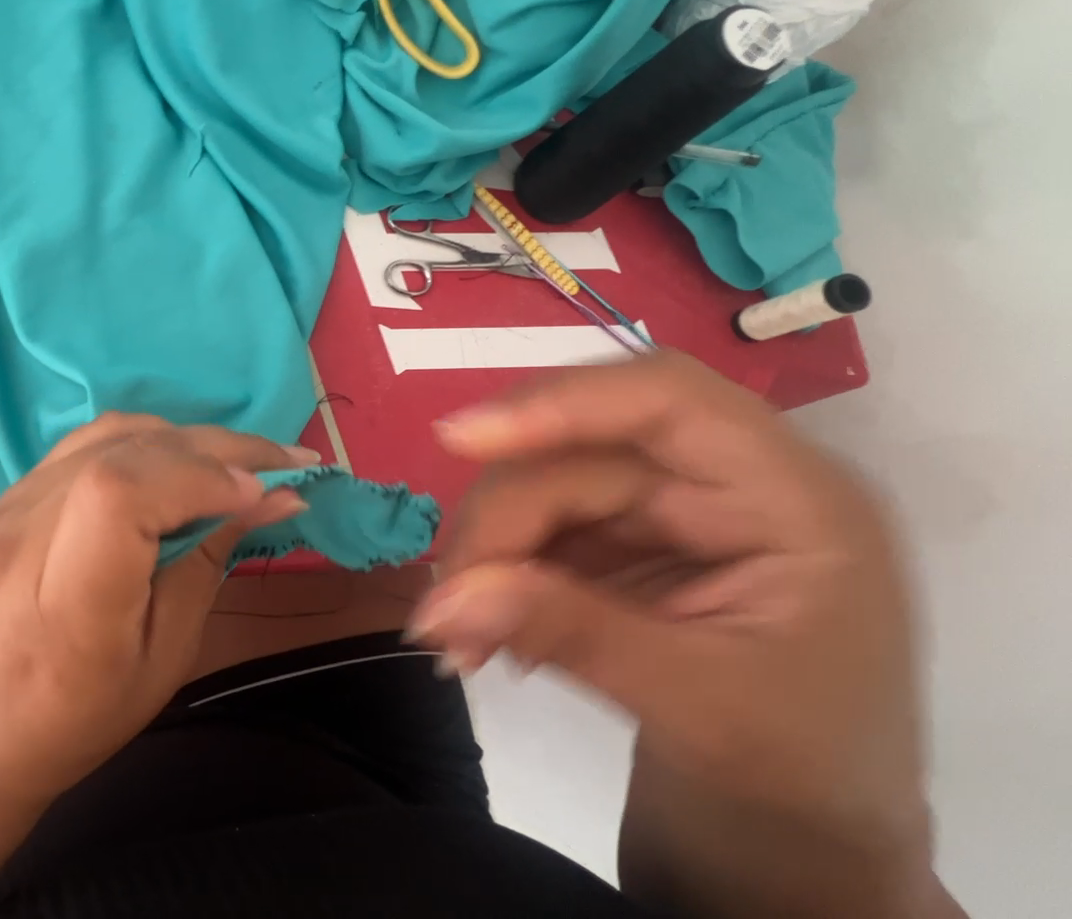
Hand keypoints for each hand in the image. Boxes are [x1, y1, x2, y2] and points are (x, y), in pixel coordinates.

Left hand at [0, 413, 311, 806]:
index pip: (121, 495)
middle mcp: (28, 536)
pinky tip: (180, 464)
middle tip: (284, 460)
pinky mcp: (11, 495)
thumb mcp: (167, 654)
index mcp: (68, 599)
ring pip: (110, 435)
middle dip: (214, 448)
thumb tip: (277, 496)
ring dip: (186, 439)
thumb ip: (211, 563)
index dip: (197, 476)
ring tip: (240, 464)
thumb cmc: (87, 712)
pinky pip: (88, 444)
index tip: (262, 491)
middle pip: (123, 452)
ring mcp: (12, 506)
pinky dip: (147, 443)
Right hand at [409, 353, 927, 852]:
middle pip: (579, 454)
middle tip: (448, 607)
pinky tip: (482, 634)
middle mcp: (726, 486)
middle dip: (502, 522)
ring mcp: (670, 514)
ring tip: (457, 640)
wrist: (797, 839)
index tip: (458, 440)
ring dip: (488, 555)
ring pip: (543, 489)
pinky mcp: (626, 545)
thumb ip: (570, 635)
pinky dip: (497, 577)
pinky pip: (538, 533)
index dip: (559, 405)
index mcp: (794, 500)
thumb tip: (442, 602)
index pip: (667, 403)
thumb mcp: (697, 704)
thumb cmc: (797, 772)